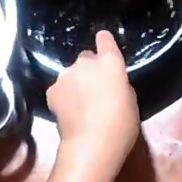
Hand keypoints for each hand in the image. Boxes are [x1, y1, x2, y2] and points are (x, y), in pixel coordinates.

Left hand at [47, 31, 139, 176]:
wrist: (93, 142)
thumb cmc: (122, 123)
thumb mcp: (130, 99)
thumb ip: (118, 83)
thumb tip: (109, 84)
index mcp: (110, 62)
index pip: (104, 39)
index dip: (104, 43)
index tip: (104, 50)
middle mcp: (85, 62)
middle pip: (85, 59)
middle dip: (89, 70)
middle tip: (94, 91)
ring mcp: (66, 75)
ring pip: (70, 75)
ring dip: (75, 85)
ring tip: (80, 106)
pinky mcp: (52, 91)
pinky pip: (59, 90)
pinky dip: (63, 98)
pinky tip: (69, 113)